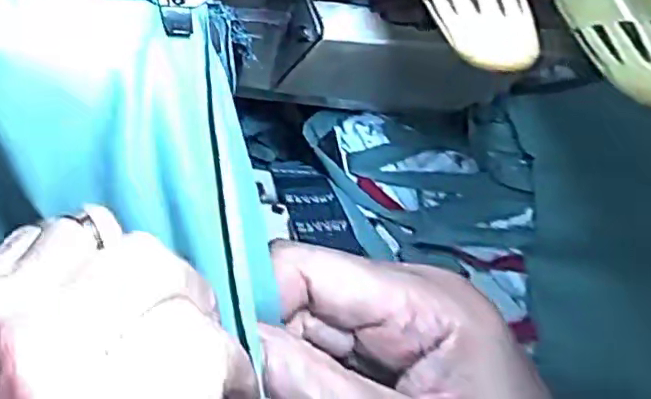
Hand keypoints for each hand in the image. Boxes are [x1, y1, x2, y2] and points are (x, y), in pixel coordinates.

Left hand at [0, 206, 255, 398]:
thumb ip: (180, 393)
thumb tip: (219, 356)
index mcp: (87, 396)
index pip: (193, 335)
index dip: (228, 359)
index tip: (227, 374)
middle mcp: (39, 334)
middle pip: (145, 259)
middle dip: (184, 293)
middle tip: (188, 325)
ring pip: (92, 228)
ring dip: (120, 263)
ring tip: (129, 302)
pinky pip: (39, 232)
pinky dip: (68, 253)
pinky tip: (77, 289)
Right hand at [262, 241, 547, 398]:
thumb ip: (317, 380)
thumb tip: (234, 338)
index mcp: (424, 297)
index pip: (301, 264)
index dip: (256, 297)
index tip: (226, 342)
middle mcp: (405, 296)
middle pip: (298, 296)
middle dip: (273, 337)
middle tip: (252, 380)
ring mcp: (399, 328)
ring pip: (303, 326)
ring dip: (285, 360)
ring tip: (273, 387)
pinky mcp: (393, 359)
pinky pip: (325, 353)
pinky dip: (306, 375)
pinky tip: (300, 389)